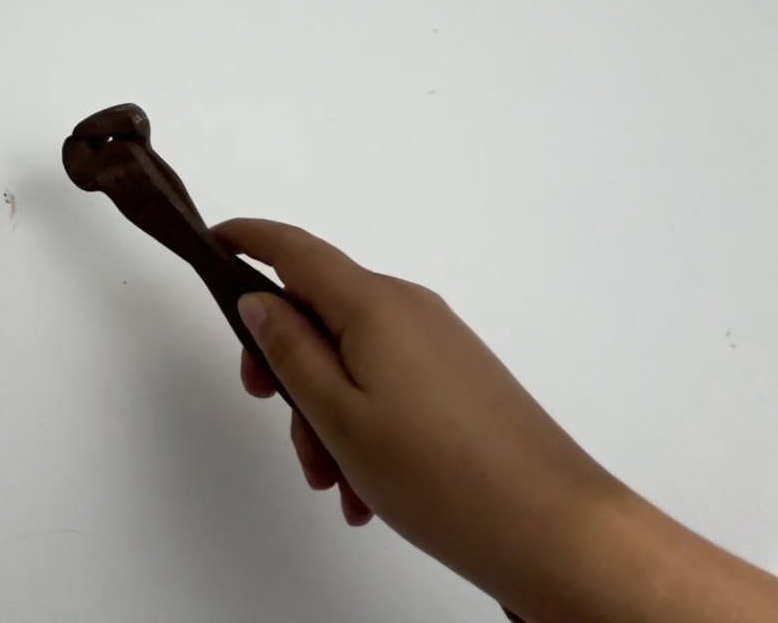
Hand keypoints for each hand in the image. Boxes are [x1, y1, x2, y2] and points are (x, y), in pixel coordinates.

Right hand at [219, 218, 624, 609]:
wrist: (567, 539)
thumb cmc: (437, 474)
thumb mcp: (337, 414)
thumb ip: (287, 348)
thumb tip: (256, 299)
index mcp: (372, 304)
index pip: (293, 248)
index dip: (247, 238)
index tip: (211, 241)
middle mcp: (405, 307)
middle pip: (317, 309)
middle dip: (281, 356)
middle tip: (265, 406)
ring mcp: (437, 342)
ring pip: (348, 353)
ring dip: (321, 405)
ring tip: (330, 479)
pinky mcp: (458, 375)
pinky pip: (384, 379)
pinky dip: (358, 418)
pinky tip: (363, 486)